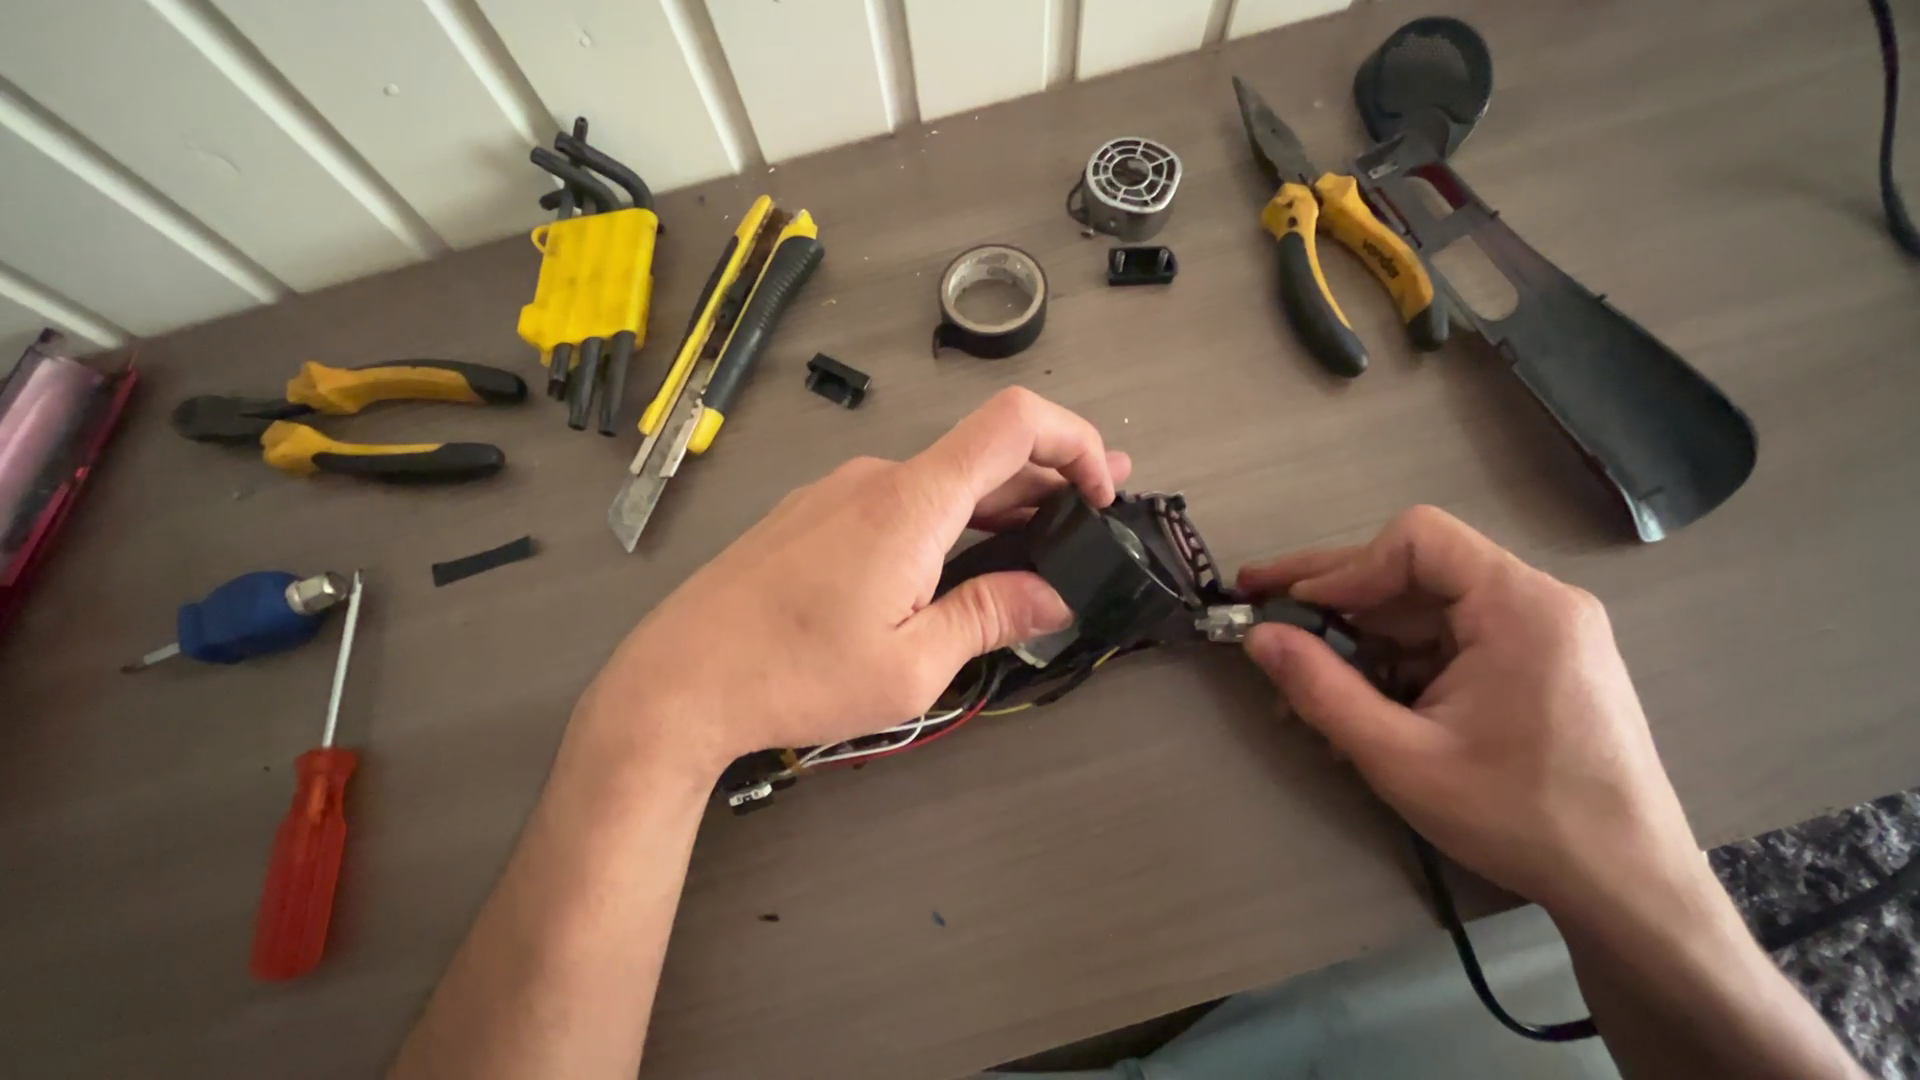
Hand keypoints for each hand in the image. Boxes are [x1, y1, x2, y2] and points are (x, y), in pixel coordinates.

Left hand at [577, 388, 1128, 775]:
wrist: (679, 678)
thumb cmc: (795, 675)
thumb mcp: (911, 665)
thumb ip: (990, 618)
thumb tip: (1052, 597)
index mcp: (912, 503)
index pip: (1014, 423)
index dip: (1075, 439)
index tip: (1103, 490)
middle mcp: (878, 478)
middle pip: (984, 454)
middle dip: (1051, 481)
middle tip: (1097, 513)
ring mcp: (840, 491)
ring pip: (941, 482)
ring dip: (997, 507)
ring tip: (1041, 544)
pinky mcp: (816, 514)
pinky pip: (900, 501)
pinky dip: (946, 521)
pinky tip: (956, 562)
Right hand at [1236, 506, 1705, 923]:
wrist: (1629, 889)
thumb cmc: (1520, 818)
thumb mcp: (1401, 757)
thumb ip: (1321, 690)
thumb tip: (1257, 636)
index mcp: (1520, 607)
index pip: (1418, 539)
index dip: (1346, 567)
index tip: (1295, 609)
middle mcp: (1534, 602)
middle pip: (1413, 570)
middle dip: (1331, 595)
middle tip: (1256, 602)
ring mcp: (1535, 633)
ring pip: (1420, 610)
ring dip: (1354, 640)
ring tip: (1296, 680)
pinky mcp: (1528, 663)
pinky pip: (1441, 642)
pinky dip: (1390, 664)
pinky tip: (1352, 702)